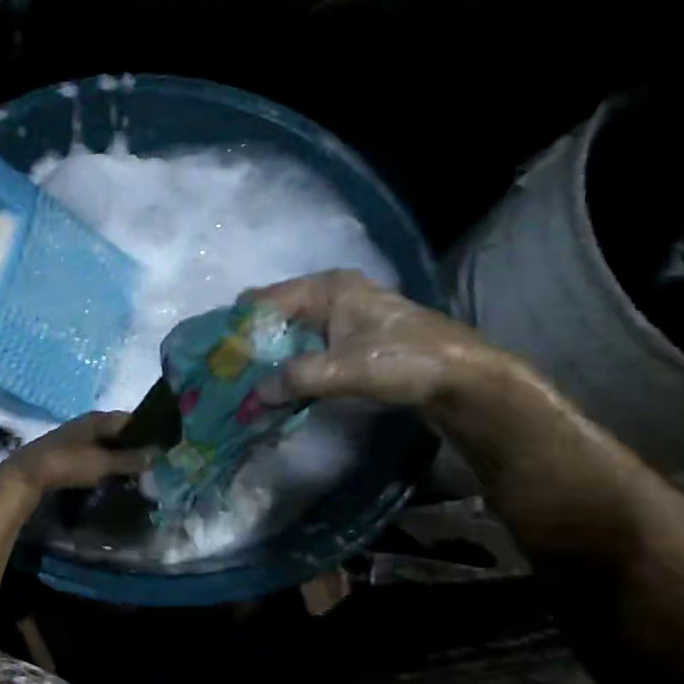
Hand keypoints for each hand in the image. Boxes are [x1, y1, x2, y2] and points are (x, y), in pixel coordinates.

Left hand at [0, 412, 154, 493]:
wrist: (28, 473)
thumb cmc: (67, 463)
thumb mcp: (103, 463)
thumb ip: (130, 459)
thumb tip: (158, 454)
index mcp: (98, 419)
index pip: (131, 418)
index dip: (148, 430)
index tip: (164, 445)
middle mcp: (88, 423)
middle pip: (118, 432)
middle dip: (135, 446)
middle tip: (155, 463)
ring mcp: (76, 437)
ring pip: (106, 444)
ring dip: (120, 456)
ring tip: (139, 472)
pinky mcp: (67, 452)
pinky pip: (94, 454)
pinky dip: (106, 462)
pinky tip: (114, 476)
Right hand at [246, 270, 514, 407]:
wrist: (467, 381)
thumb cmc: (405, 361)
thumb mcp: (342, 370)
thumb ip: (292, 379)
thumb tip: (253, 396)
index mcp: (327, 288)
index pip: (262, 300)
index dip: (237, 328)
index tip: (216, 358)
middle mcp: (331, 294)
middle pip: (273, 316)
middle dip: (249, 345)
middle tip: (225, 377)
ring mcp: (343, 316)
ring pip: (288, 334)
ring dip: (268, 359)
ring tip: (244, 386)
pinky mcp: (352, 339)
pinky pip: (305, 348)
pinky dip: (288, 366)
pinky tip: (277, 388)